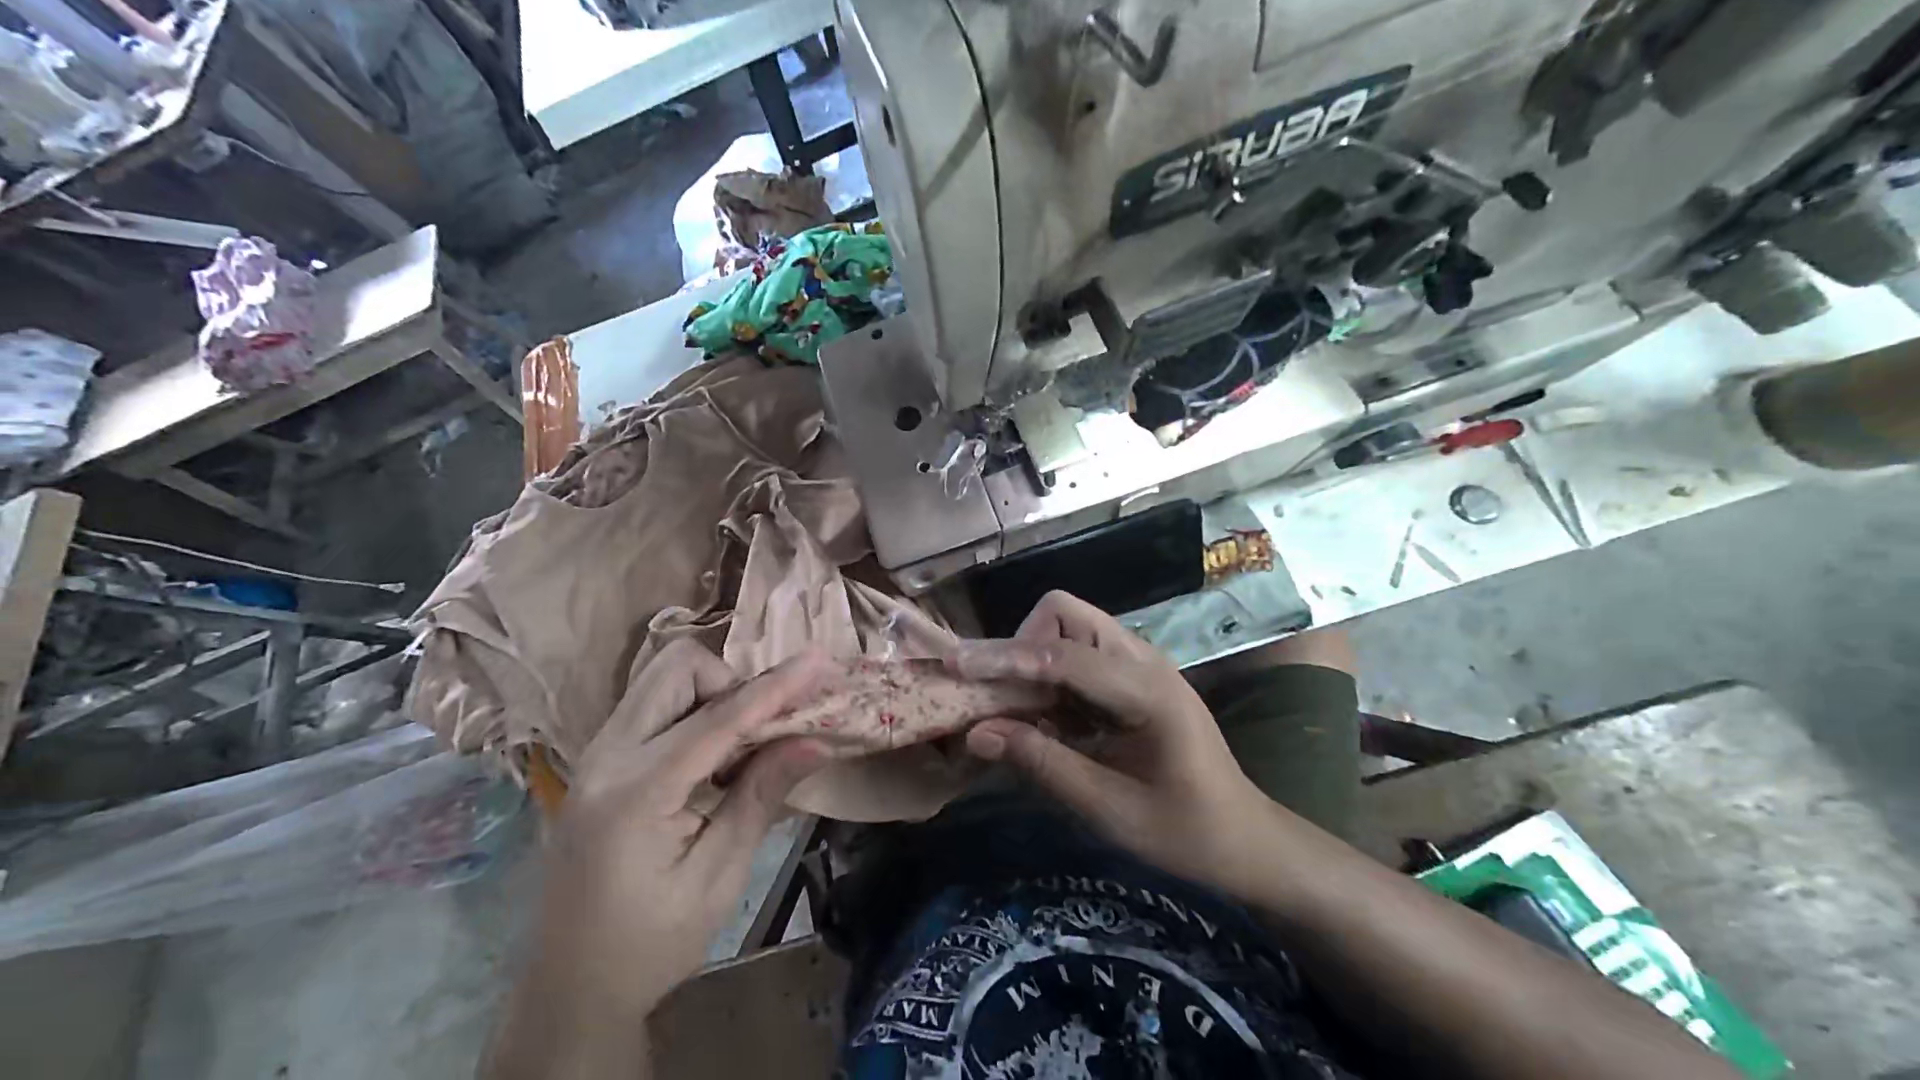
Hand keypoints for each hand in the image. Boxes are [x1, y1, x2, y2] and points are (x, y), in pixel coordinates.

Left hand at [530, 643, 837, 1015]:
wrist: (570, 987)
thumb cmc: (650, 944)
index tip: (820, 660)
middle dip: (731, 682)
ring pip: (662, 677)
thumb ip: (761, 796)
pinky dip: (693, 709)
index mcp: (634, 794)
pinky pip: (652, 702)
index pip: (717, 718)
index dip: (774, 686)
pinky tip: (709, 761)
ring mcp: (595, 754)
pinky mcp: (598, 759)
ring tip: (738, 748)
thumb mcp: (718, 877)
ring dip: (712, 693)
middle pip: (676, 668)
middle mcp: (605, 757)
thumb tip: (815, 741)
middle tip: (762, 731)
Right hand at [951, 591, 1280, 898]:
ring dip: (1033, 656)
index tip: (956, 666)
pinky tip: (1045, 717)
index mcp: (1147, 691)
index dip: (1005, 659)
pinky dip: (1050, 673)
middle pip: (1065, 612)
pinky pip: (1079, 651)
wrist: (1246, 839)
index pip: (1063, 655)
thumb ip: (1043, 764)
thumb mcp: (1109, 809)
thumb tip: (977, 733)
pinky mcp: (1133, 676)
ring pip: (1070, 625)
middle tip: (998, 696)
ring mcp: (1141, 663)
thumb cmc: (1185, 833)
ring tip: (1015, 708)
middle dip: (1021, 644)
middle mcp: (1143, 660)